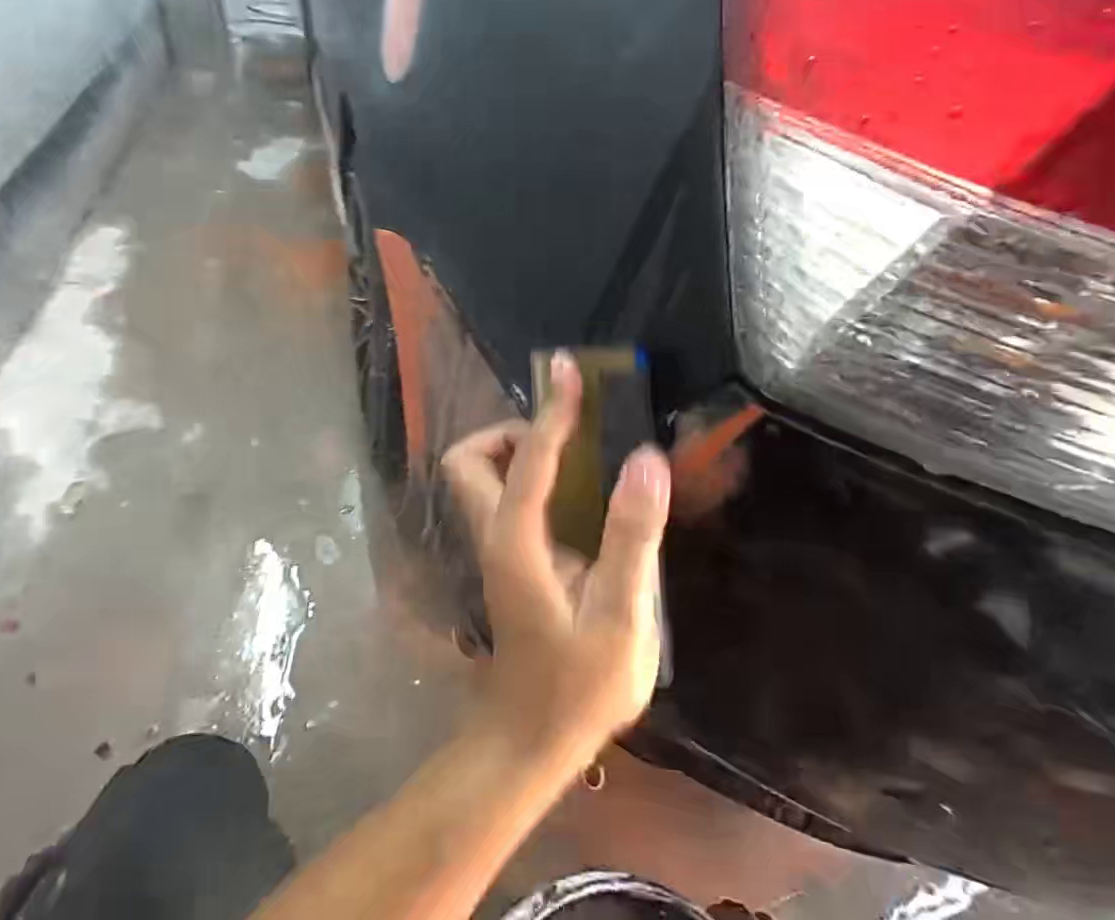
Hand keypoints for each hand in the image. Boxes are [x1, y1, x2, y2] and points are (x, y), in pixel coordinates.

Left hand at [440, 351, 670, 770]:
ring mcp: (498, 552)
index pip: (529, 460)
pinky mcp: (513, 564)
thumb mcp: (621, 616)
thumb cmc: (579, 687)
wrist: (531, 742)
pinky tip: (587, 499)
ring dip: (524, 453)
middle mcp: (495, 538)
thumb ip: (632, 536)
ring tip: (586, 457)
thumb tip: (644, 459)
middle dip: (512, 432)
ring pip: (484, 479)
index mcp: (516, 544)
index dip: (552, 412)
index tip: (570, 371)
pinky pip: (512, 500)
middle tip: (570, 437)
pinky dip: (538, 479)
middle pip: (469, 461)